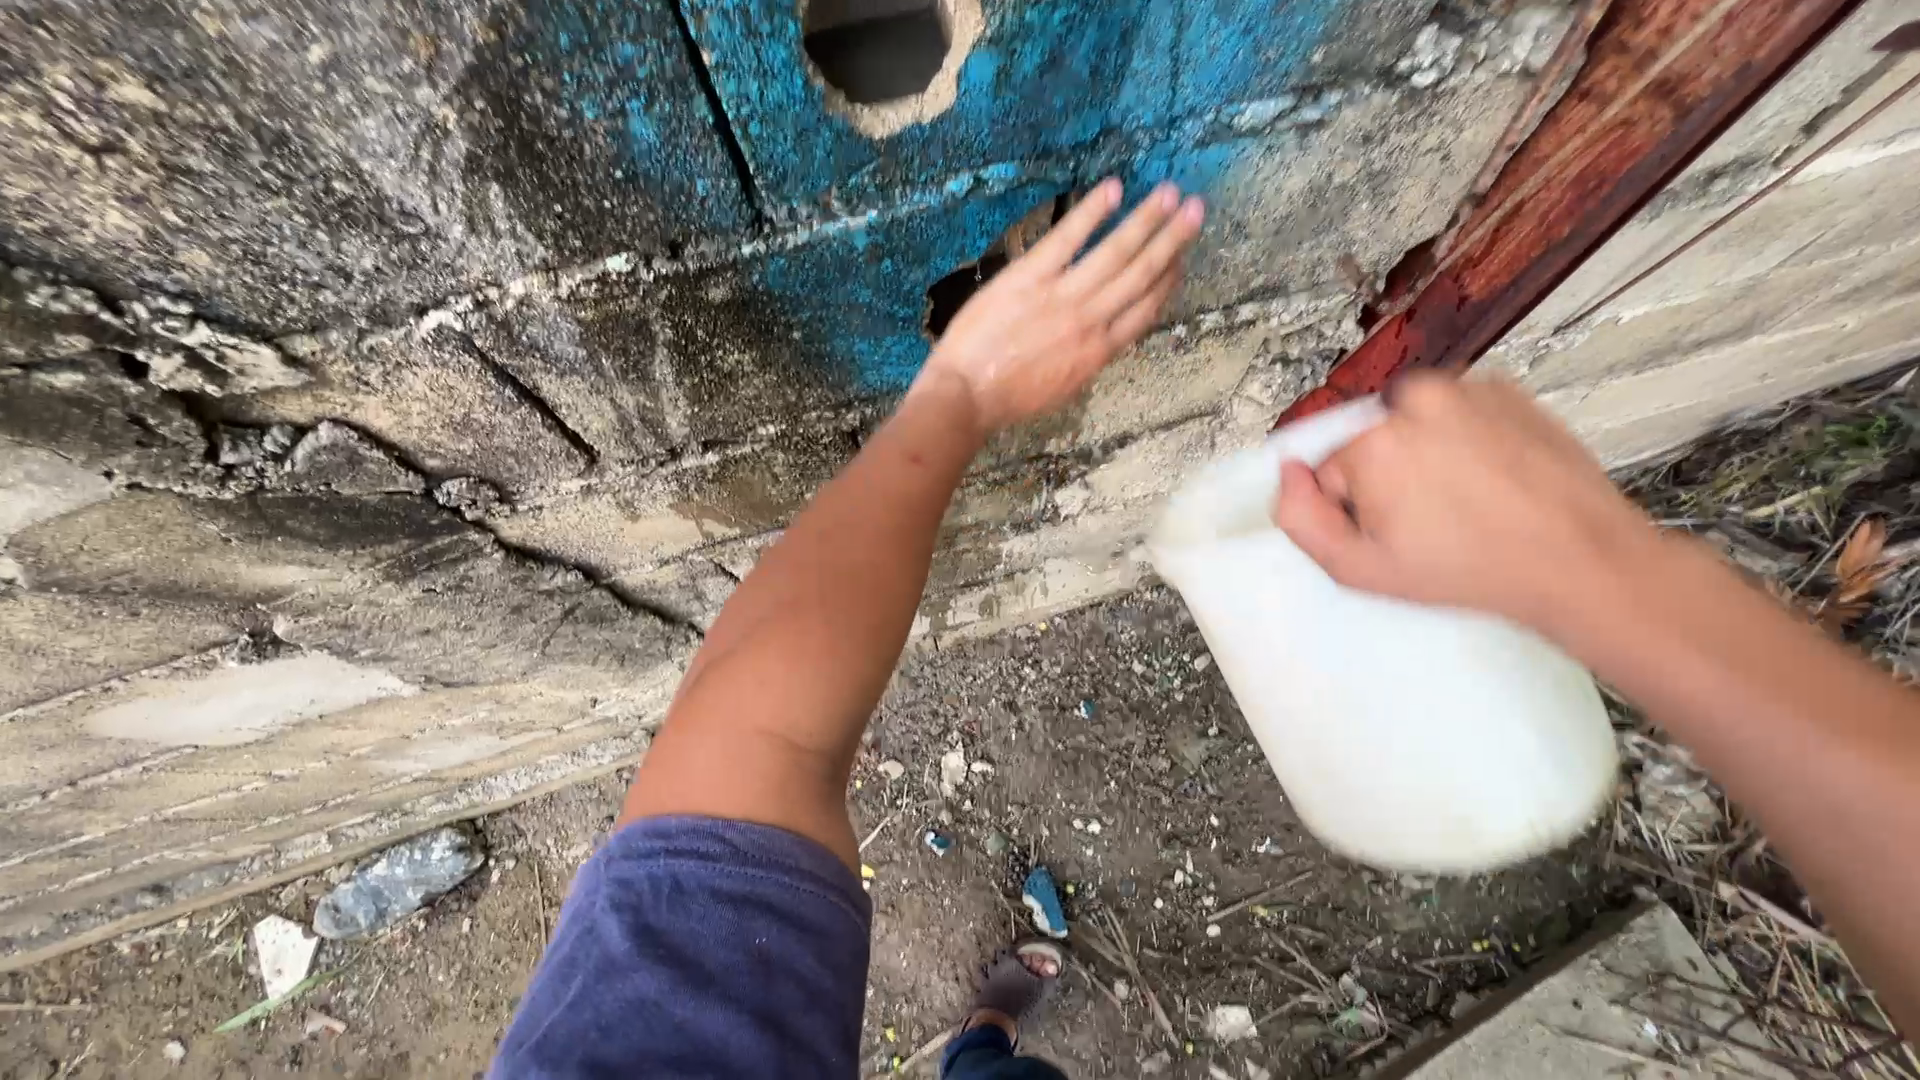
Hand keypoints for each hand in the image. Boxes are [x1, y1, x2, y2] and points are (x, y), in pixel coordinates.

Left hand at [916, 178, 1204, 434]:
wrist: (966, 396)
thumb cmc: (1008, 399)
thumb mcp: (1061, 388)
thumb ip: (1086, 359)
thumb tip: (1104, 337)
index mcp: (1098, 353)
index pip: (1145, 311)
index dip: (1168, 282)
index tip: (1182, 260)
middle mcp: (1090, 322)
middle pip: (1141, 275)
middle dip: (1172, 241)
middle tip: (1196, 211)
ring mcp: (1062, 298)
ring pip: (1115, 254)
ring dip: (1146, 220)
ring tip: (1170, 194)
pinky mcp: (1030, 278)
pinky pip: (1068, 239)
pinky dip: (1092, 213)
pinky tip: (1113, 190)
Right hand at [1270, 373, 1658, 635]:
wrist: (1577, 559)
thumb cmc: (1470, 568)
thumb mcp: (1359, 569)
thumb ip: (1299, 520)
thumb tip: (1288, 476)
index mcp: (1372, 441)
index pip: (1327, 469)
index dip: (1352, 506)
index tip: (1390, 529)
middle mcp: (1414, 402)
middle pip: (1365, 440)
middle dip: (1382, 474)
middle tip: (1424, 518)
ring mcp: (1465, 390)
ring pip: (1407, 420)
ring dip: (1418, 451)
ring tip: (1457, 496)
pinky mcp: (1503, 390)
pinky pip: (1454, 410)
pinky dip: (1458, 436)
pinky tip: (1482, 476)